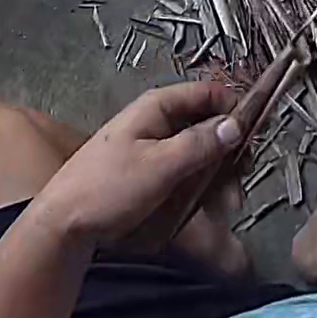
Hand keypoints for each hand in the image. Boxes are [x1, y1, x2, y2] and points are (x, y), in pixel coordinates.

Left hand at [27, 82, 242, 247]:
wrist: (64, 223)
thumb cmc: (108, 187)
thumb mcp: (160, 165)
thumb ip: (200, 144)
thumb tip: (236, 125)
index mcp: (159, 106)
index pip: (209, 93)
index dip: (234, 111)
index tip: (252, 142)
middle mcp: (160, 120)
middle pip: (209, 125)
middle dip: (228, 155)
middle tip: (237, 189)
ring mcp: (156, 146)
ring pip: (201, 152)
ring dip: (217, 178)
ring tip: (224, 208)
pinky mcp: (153, 170)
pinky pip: (187, 171)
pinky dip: (200, 188)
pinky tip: (207, 212)